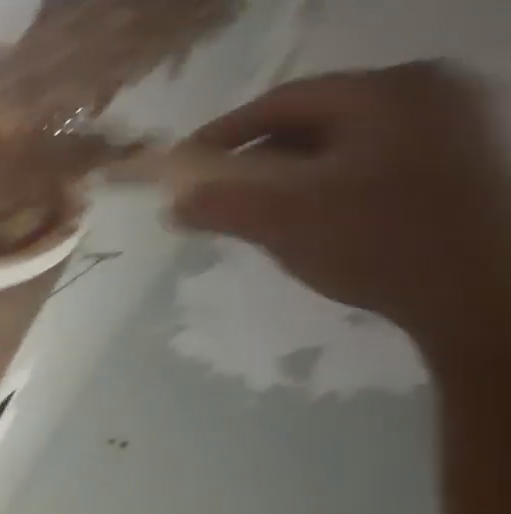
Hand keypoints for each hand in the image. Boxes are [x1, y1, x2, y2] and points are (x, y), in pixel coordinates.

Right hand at [169, 63, 510, 363]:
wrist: (478, 286)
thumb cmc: (377, 240)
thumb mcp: (280, 220)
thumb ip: (217, 204)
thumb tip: (173, 201)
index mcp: (385, 90)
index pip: (280, 101)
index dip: (219, 135)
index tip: (178, 168)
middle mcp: (425, 89)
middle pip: (311, 119)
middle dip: (254, 159)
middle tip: (212, 196)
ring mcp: (450, 121)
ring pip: (339, 142)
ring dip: (287, 175)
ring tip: (253, 214)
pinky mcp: (457, 157)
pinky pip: (370, 158)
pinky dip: (325, 183)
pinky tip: (307, 219)